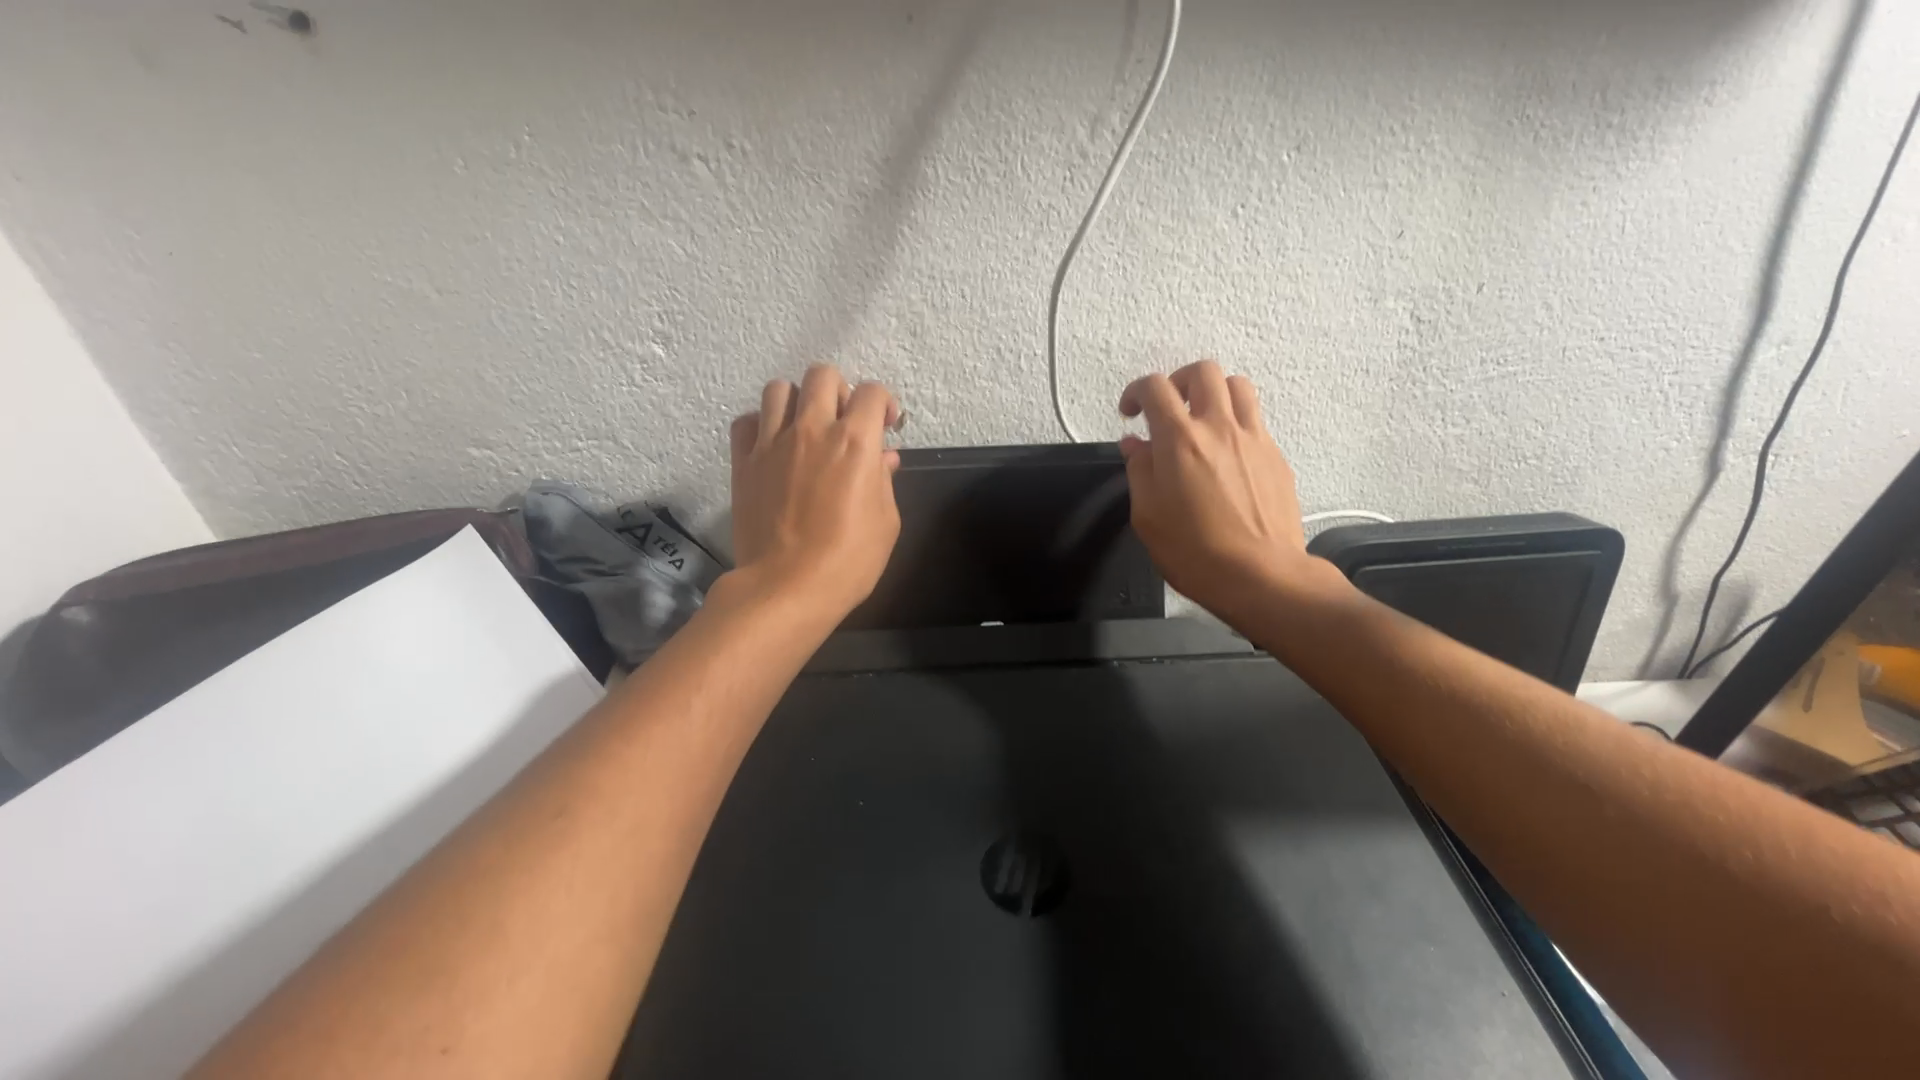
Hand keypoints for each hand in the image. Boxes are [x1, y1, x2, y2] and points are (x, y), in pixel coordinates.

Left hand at [726, 365, 901, 619]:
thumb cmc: (848, 561)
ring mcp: (772, 443)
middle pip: (822, 375)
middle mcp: (812, 429)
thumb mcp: (886, 522)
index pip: (871, 392)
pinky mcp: (743, 462)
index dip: (883, 403)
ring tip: (805, 427)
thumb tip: (882, 460)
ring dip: (797, 401)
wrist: (787, 587)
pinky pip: (746, 421)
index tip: (885, 426)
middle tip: (844, 422)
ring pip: (779, 388)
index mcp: (854, 442)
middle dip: (840, 390)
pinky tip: (771, 444)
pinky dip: (760, 424)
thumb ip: (883, 481)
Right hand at [1118, 361, 1330, 619]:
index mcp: (1180, 440)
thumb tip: (1136, 446)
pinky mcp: (1276, 457)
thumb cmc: (1196, 552)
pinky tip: (1226, 453)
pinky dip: (1236, 422)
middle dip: (1178, 382)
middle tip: (1167, 408)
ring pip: (1238, 386)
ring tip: (1202, 419)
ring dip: (1214, 393)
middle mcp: (1219, 428)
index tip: (1131, 413)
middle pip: (1202, 371)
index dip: (1136, 392)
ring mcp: (1254, 439)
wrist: (1260, 576)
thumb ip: (1139, 471)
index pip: (1154, 387)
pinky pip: (1256, 420)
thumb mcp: (1147, 516)